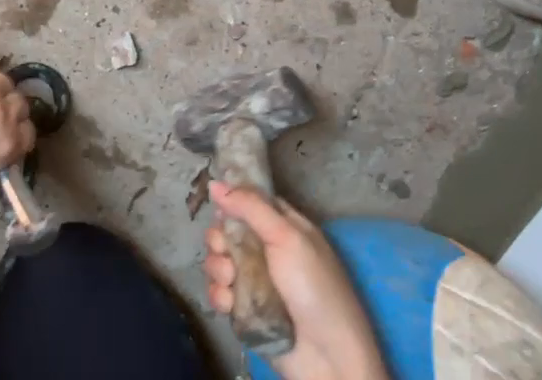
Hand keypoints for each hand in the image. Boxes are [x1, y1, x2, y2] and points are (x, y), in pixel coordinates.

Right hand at [204, 184, 387, 379]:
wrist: (328, 358)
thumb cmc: (315, 290)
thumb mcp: (288, 238)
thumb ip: (251, 207)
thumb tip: (214, 183)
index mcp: (285, 229)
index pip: (249, 202)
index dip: (232, 203)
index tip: (220, 207)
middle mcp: (268, 251)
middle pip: (226, 231)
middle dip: (219, 241)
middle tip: (227, 252)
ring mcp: (256, 280)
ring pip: (217, 260)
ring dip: (218, 270)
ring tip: (232, 283)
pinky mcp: (245, 307)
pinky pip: (218, 291)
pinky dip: (220, 296)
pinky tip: (230, 304)